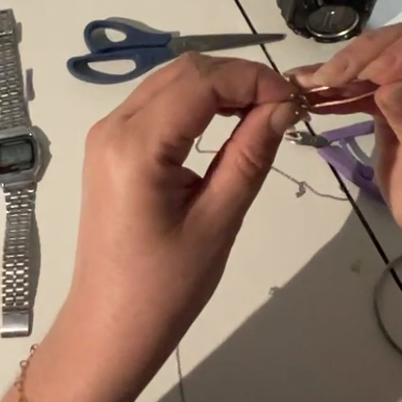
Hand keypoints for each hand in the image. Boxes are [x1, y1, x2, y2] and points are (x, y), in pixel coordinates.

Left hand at [55, 54, 299, 396]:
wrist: (109, 329)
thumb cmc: (165, 289)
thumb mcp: (218, 221)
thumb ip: (251, 154)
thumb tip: (284, 106)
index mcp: (136, 146)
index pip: (201, 82)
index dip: (252, 79)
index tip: (294, 100)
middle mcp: (114, 126)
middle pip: (184, 72)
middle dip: (238, 77)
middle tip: (283, 106)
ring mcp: (107, 133)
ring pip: (171, 80)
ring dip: (219, 85)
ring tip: (263, 111)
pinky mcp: (110, 145)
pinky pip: (158, 102)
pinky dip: (197, 101)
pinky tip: (227, 120)